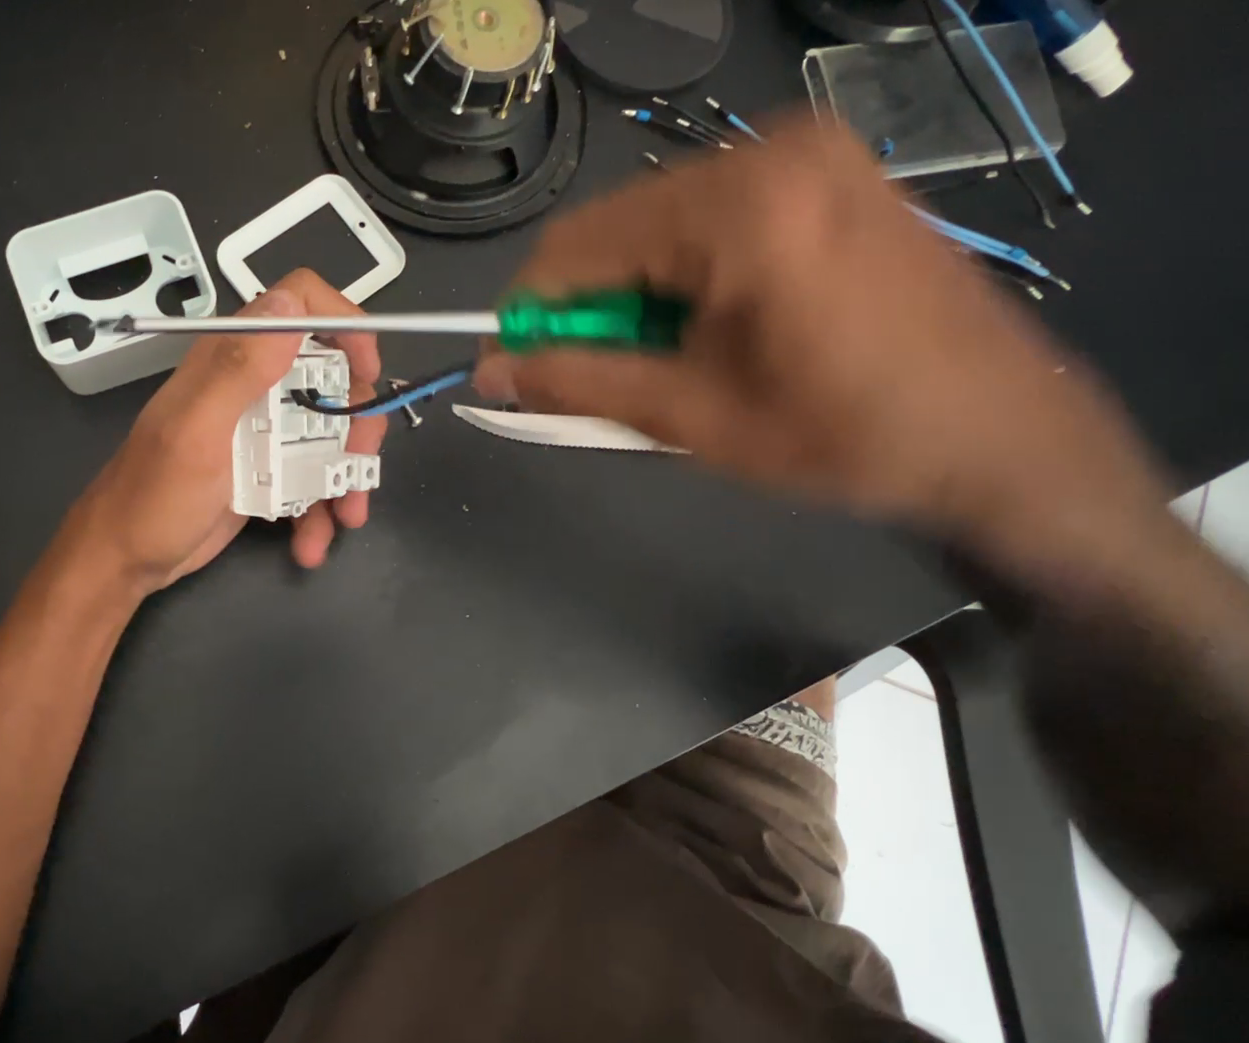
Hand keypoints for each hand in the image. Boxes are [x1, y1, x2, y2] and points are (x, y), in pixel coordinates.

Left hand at [59, 269, 385, 594]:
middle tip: (358, 467)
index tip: (367, 370)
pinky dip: (320, 511)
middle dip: (356, 422)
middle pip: (331, 377)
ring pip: (329, 434)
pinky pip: (311, 479)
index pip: (297, 306)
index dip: (343, 323)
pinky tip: (311, 543)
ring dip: (345, 478)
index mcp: (231, 359)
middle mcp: (251, 386)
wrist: (126, 558)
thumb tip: (290, 302)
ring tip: (345, 519)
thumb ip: (239, 368)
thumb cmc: (153, 496)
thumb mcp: (196, 432)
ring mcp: (260, 431)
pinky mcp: (264, 472)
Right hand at [475, 120, 1171, 574]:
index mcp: (737, 207)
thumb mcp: (690, 417)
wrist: (1006, 437)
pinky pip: (712, 217)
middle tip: (591, 379)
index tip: (510, 373)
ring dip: (632, 294)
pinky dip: (681, 275)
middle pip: (615, 227)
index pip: (575, 247)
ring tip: (659, 363)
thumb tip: (489, 373)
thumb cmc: (845, 435)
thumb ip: (576, 383)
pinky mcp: (831, 175)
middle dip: (585, 306)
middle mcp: (770, 153)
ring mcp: (810, 155)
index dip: (528, 314)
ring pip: (659, 224)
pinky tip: (704, 329)